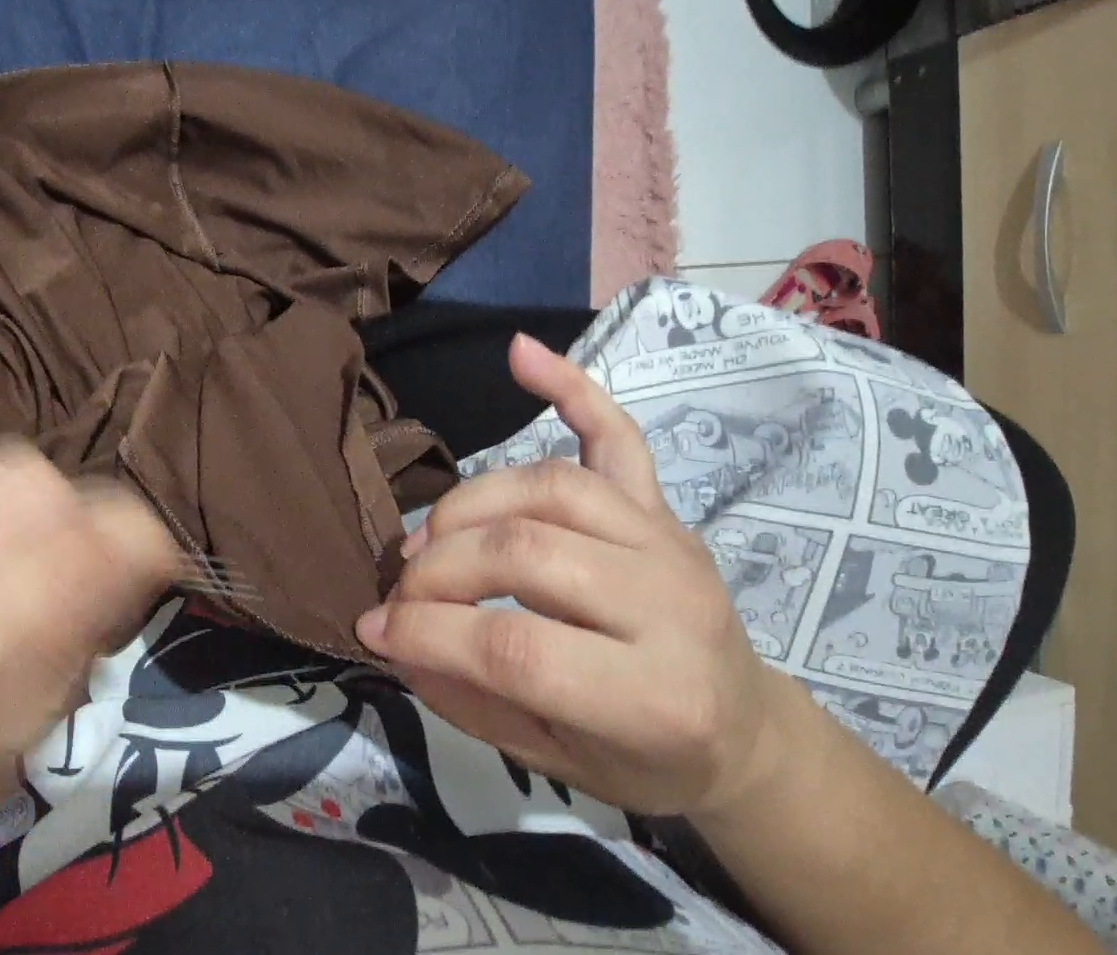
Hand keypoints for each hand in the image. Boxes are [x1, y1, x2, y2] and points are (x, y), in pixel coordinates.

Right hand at [356, 335, 801, 817]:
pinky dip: (570, 389)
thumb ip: (466, 699)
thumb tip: (391, 636)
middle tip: (402, 593)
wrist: (744, 736)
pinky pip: (617, 437)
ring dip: (468, 504)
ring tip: (429, 540)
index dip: (426, 632)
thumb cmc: (644, 762)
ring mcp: (670, 543)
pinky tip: (520, 354)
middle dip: (437, 569)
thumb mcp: (550, 762)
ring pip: (550, 487)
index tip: (373, 630)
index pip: (515, 647)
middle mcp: (670, 604)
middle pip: (527, 552)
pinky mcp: (664, 510)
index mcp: (652, 695)